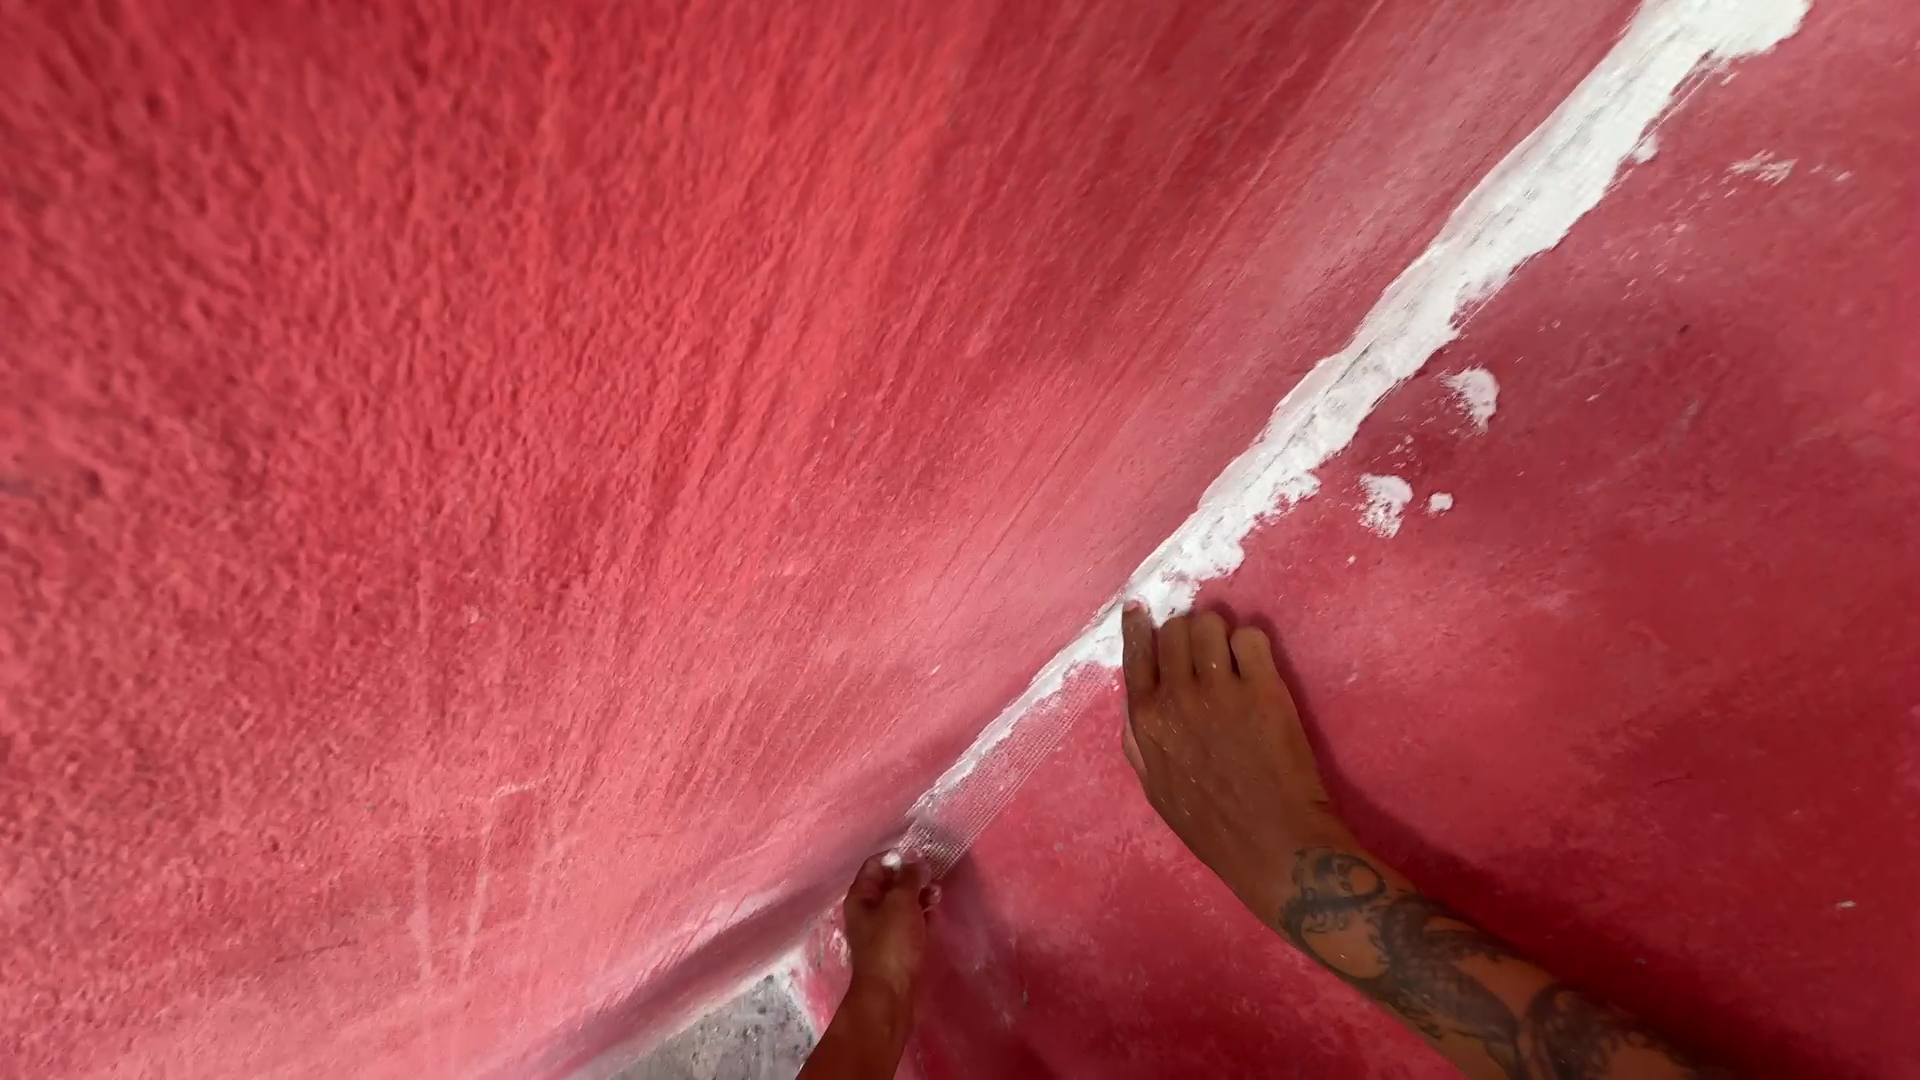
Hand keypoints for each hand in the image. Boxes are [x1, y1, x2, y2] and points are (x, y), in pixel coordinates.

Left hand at [840, 853, 936, 1003]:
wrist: (889, 996)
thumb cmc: (892, 943)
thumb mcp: (901, 902)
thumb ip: (909, 877)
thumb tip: (917, 860)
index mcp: (861, 896)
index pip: (876, 864)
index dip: (897, 857)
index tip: (920, 857)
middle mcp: (867, 910)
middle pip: (890, 883)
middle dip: (912, 877)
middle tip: (933, 876)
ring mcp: (880, 930)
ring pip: (901, 903)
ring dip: (919, 896)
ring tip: (937, 895)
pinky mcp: (894, 947)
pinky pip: (908, 923)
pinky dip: (921, 916)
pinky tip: (934, 915)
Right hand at [1119, 604, 1351, 920]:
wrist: (1276, 847)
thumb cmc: (1211, 824)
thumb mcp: (1154, 788)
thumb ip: (1136, 740)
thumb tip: (1134, 698)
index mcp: (1146, 719)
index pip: (1135, 652)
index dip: (1138, 624)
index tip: (1141, 608)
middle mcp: (1177, 696)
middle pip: (1174, 630)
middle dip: (1185, 633)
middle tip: (1201, 649)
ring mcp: (1221, 690)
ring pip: (1210, 625)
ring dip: (1217, 634)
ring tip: (1229, 655)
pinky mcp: (1264, 689)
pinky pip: (1251, 637)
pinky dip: (1251, 644)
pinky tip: (1255, 665)